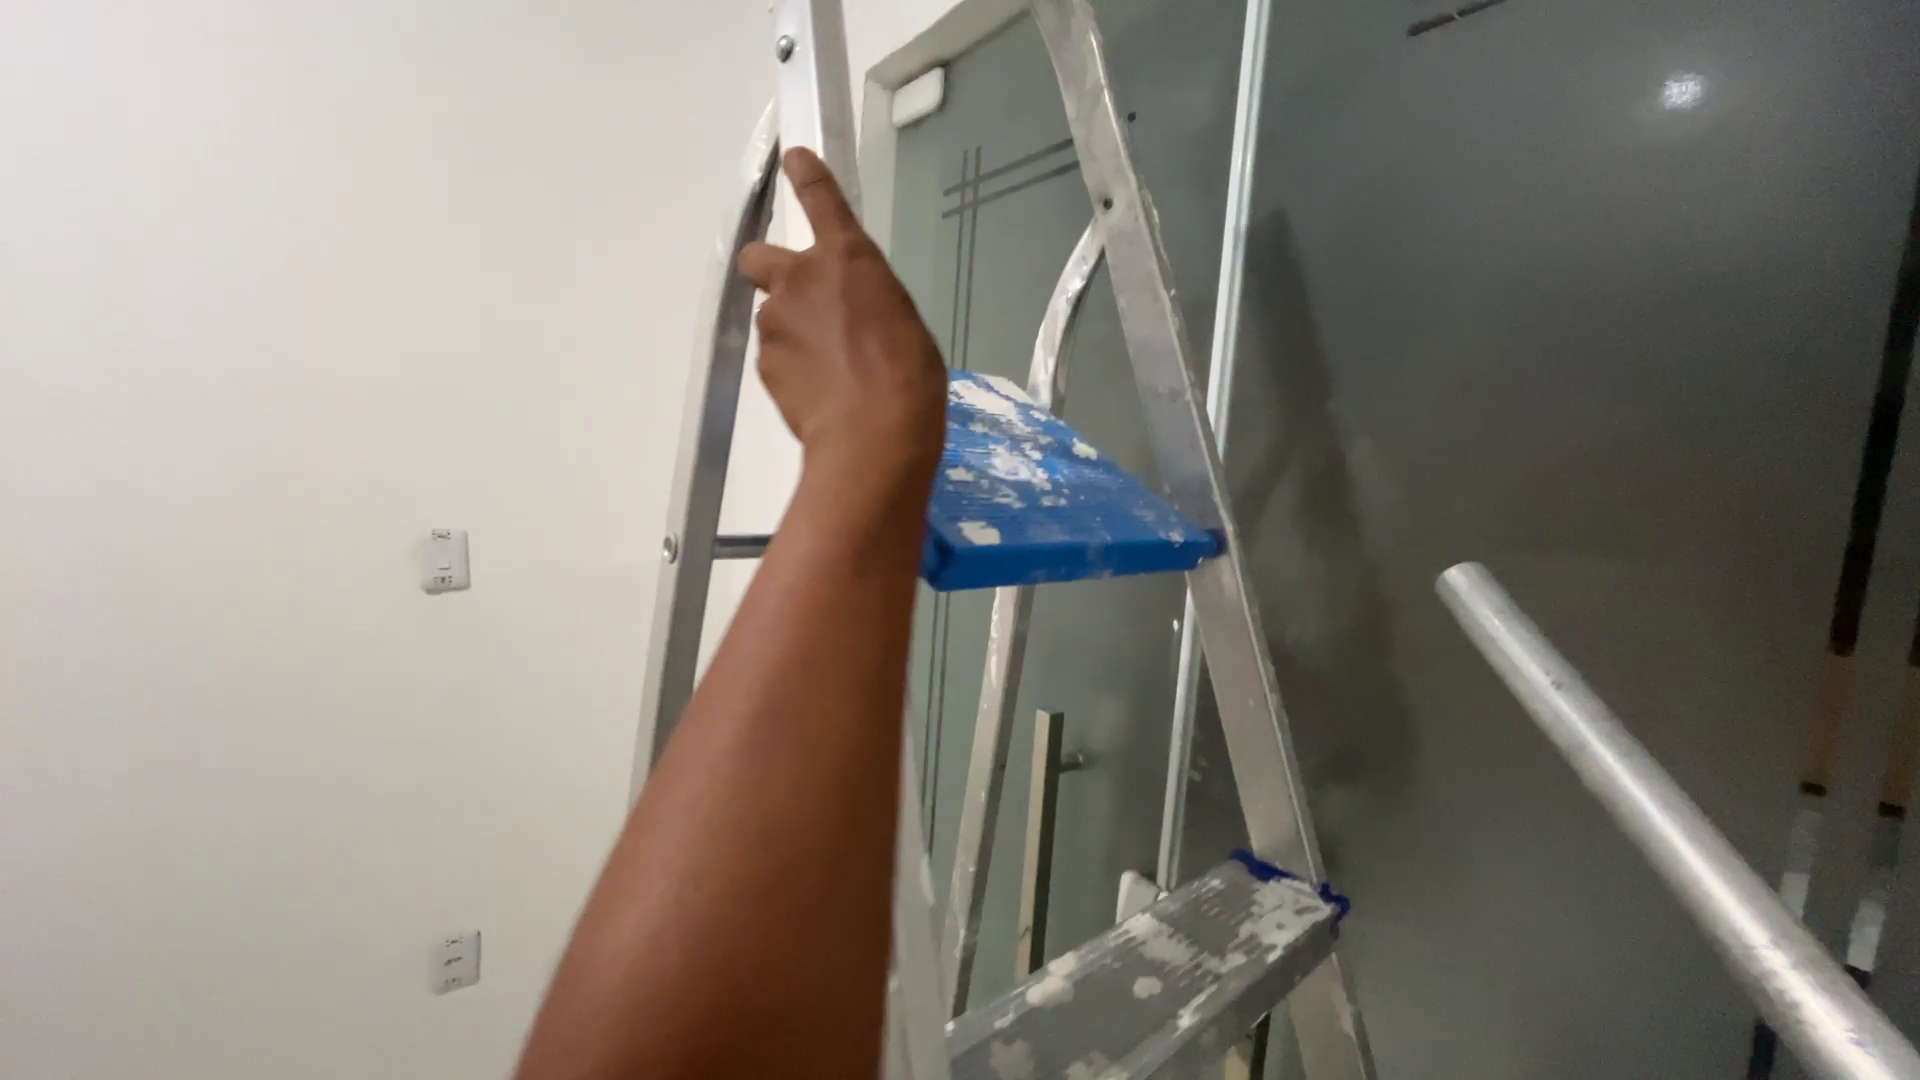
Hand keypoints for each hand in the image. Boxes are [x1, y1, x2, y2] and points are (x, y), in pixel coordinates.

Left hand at [739, 149, 946, 488]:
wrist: (873, 436)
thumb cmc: (909, 377)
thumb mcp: (902, 323)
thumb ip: (868, 303)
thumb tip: (852, 314)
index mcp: (847, 260)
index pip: (823, 201)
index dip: (807, 178)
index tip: (796, 160)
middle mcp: (799, 280)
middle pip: (758, 257)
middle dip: (771, 272)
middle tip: (798, 302)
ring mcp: (775, 323)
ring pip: (773, 317)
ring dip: (792, 332)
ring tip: (828, 372)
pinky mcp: (764, 365)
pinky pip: (776, 357)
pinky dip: (792, 369)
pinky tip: (819, 395)